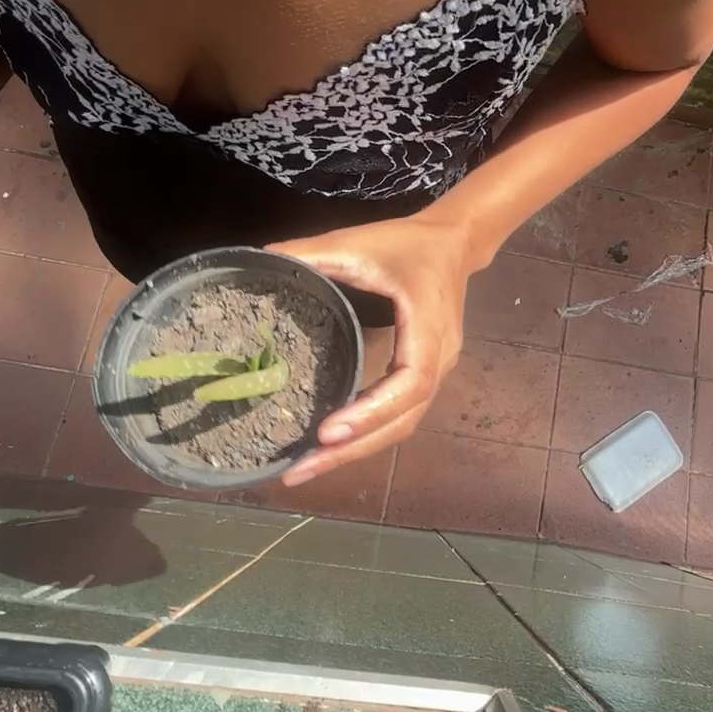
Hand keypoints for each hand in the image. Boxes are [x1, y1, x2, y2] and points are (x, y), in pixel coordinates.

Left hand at [268, 214, 477, 485]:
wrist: (454, 241)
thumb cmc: (408, 242)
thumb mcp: (357, 242)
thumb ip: (308, 253)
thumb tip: (258, 261)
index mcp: (428, 325)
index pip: (410, 382)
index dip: (372, 411)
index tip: (327, 431)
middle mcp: (440, 357)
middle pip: (404, 418)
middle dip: (354, 449)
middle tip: (299, 470)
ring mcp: (438, 368)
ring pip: (404, 422)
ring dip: (360, 448)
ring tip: (308, 466)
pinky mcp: (427, 371)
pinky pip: (402, 412)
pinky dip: (369, 432)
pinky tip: (334, 441)